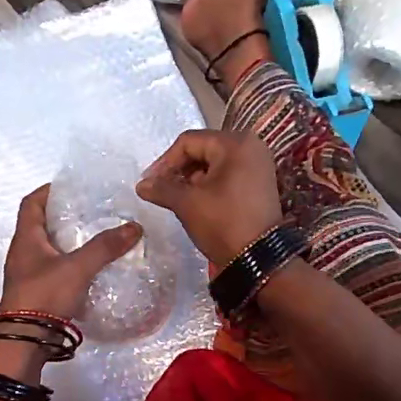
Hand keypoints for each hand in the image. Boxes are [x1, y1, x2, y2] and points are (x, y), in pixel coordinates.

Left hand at [0, 184, 143, 317]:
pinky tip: (89, 271)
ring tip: (94, 239)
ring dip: (67, 243)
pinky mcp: (35, 295)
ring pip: (47, 250)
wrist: (25, 340)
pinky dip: (69, 266)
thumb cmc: (45, 295)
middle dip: (62, 217)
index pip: (31, 203)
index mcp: (26, 239)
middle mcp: (22, 254)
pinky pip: (53, 271)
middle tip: (89, 213)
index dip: (48, 191)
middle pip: (39, 226)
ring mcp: (27, 276)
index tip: (69, 187)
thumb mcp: (77, 268)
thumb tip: (134, 227)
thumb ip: (105, 247)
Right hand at [135, 130, 281, 265]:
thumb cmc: (223, 223)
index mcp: (235, 144)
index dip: (165, 162)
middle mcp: (250, 146)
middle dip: (179, 170)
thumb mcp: (188, 204)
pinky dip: (208, 185)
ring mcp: (258, 165)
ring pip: (214, 164)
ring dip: (192, 179)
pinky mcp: (259, 183)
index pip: (189, 142)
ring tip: (176, 199)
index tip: (149, 183)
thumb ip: (162, 188)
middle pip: (202, 150)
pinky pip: (227, 175)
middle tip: (161, 190)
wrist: (259, 259)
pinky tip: (195, 202)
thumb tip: (141, 185)